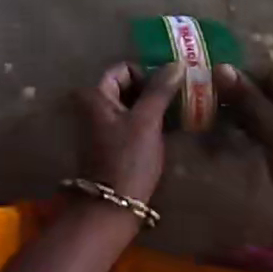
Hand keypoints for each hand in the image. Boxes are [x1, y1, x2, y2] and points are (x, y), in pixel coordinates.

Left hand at [77, 62, 182, 201]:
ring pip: (132, 105)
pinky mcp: (112, 145)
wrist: (112, 208)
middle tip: (179, 98)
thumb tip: (178, 63)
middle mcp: (93, 106)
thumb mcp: (147, 121)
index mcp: (95, 95)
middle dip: (153, 90)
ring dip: (154, 107)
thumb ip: (160, 90)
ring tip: (179, 112)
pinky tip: (169, 128)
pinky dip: (149, 122)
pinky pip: (132, 123)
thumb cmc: (128, 159)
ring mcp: (102, 126)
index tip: (169, 88)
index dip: (147, 74)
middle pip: (128, 86)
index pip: (124, 69)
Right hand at [215, 65, 272, 226]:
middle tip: (210, 101)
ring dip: (243, 114)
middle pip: (270, 95)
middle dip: (241, 96)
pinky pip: (268, 133)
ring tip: (216, 118)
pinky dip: (250, 130)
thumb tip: (219, 66)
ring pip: (267, 114)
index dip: (244, 77)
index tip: (214, 83)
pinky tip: (232, 135)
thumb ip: (249, 100)